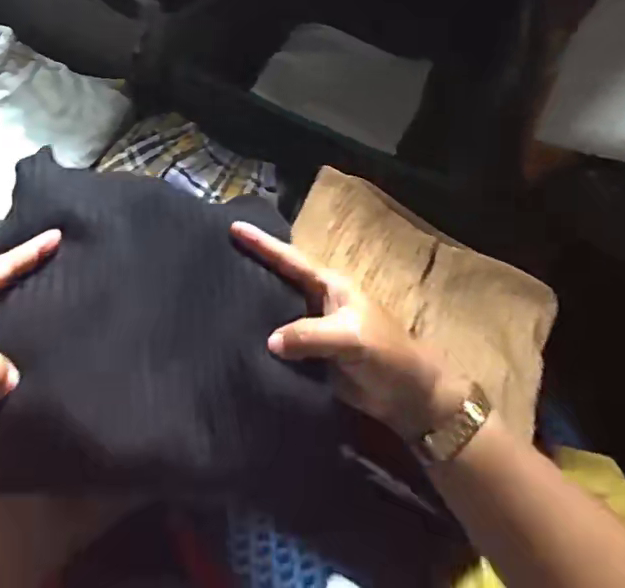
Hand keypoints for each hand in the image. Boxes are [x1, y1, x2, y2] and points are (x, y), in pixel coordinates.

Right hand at [231, 221, 470, 442]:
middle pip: (279, 279)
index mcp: (329, 285)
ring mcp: (313, 329)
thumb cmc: (386, 355)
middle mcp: (317, 302)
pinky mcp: (310, 357)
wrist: (409, 398)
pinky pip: (281, 343)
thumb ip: (310, 335)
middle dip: (252, 267)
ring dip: (253, 305)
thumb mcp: (350, 338)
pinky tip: (237, 339)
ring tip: (217, 296)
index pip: (290, 259)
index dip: (263, 243)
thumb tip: (268, 340)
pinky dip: (260, 340)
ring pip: (277, 311)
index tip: (234, 226)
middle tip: (216, 257)